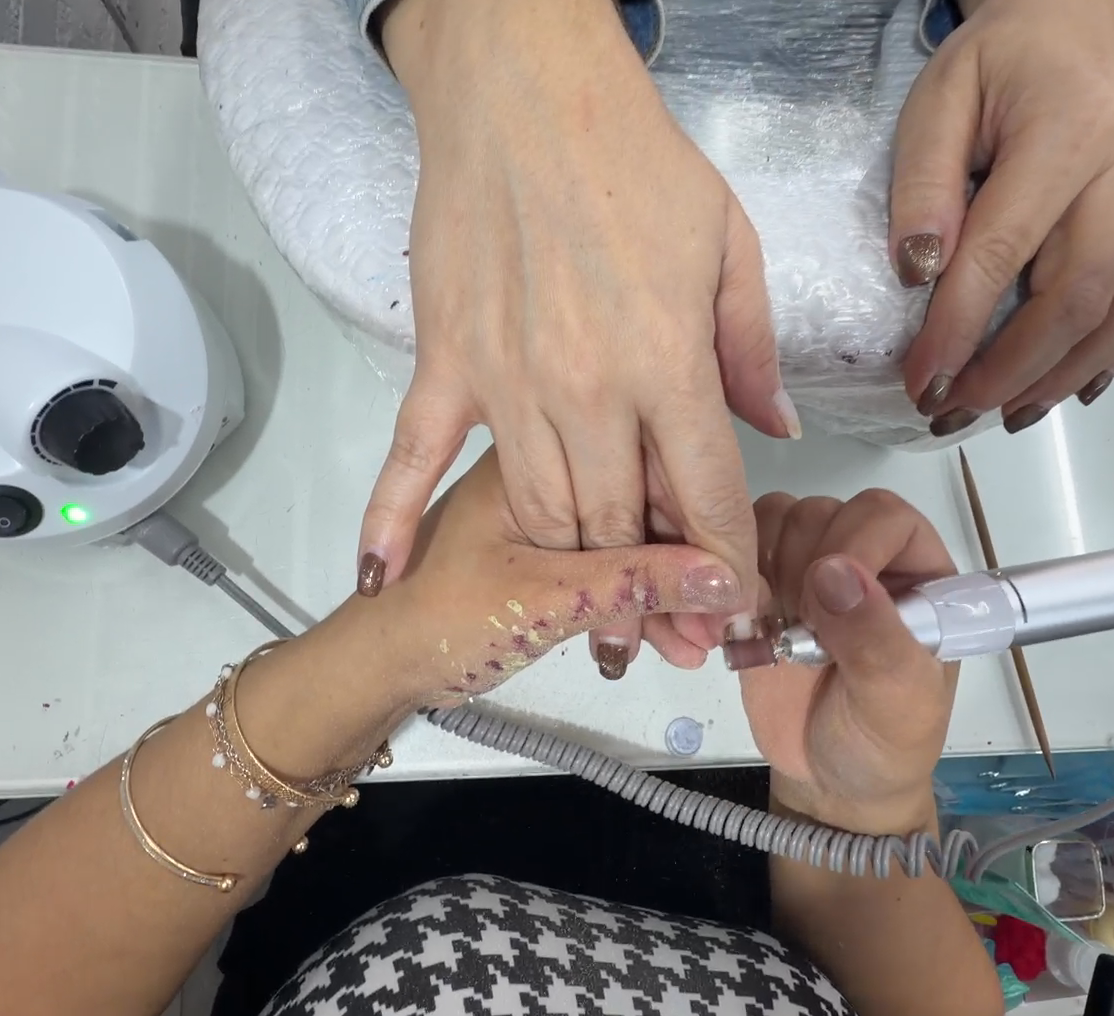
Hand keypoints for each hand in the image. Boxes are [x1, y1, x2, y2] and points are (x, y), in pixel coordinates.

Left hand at [345, 448, 746, 707]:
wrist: (377, 660)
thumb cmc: (443, 616)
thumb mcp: (541, 599)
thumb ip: (630, 583)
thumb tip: (724, 581)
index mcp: (541, 452)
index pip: (647, 476)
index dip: (700, 535)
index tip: (736, 593)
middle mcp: (552, 468)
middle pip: (644, 511)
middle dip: (688, 574)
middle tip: (719, 634)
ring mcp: (550, 509)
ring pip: (629, 541)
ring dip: (664, 596)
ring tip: (695, 649)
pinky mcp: (547, 548)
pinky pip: (607, 564)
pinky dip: (634, 601)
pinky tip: (666, 637)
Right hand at [358, 0, 796, 673]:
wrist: (523, 93)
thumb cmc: (635, 162)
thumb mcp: (729, 243)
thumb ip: (751, 350)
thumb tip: (775, 431)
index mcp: (667, 362)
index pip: (704, 495)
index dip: (723, 565)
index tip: (729, 609)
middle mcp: (587, 392)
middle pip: (619, 524)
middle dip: (649, 594)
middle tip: (663, 641)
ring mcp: (505, 385)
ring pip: (540, 512)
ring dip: (566, 576)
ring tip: (586, 625)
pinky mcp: (444, 365)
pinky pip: (416, 454)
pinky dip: (391, 517)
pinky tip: (378, 574)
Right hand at [738, 490, 958, 831]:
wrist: (827, 780)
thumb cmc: (881, 744)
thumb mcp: (898, 706)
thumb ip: (877, 641)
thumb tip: (836, 571)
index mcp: (916, 575)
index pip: (884, 516)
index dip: (851, 545)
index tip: (826, 605)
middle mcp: (861, 559)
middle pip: (820, 512)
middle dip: (800, 566)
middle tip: (798, 629)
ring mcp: (806, 570)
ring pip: (773, 521)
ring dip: (761, 568)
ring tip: (769, 626)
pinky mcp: (762, 588)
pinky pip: (736, 548)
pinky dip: (726, 575)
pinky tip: (738, 622)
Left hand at [892, 0, 1113, 436]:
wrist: (1071, 20)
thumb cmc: (993, 61)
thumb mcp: (936, 103)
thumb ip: (924, 185)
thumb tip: (918, 274)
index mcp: (1066, 132)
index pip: (1003, 253)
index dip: (959, 328)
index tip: (921, 381)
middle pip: (1076, 294)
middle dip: (1011, 368)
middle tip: (953, 410)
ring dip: (1060, 375)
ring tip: (1003, 416)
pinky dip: (1108, 353)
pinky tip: (1065, 388)